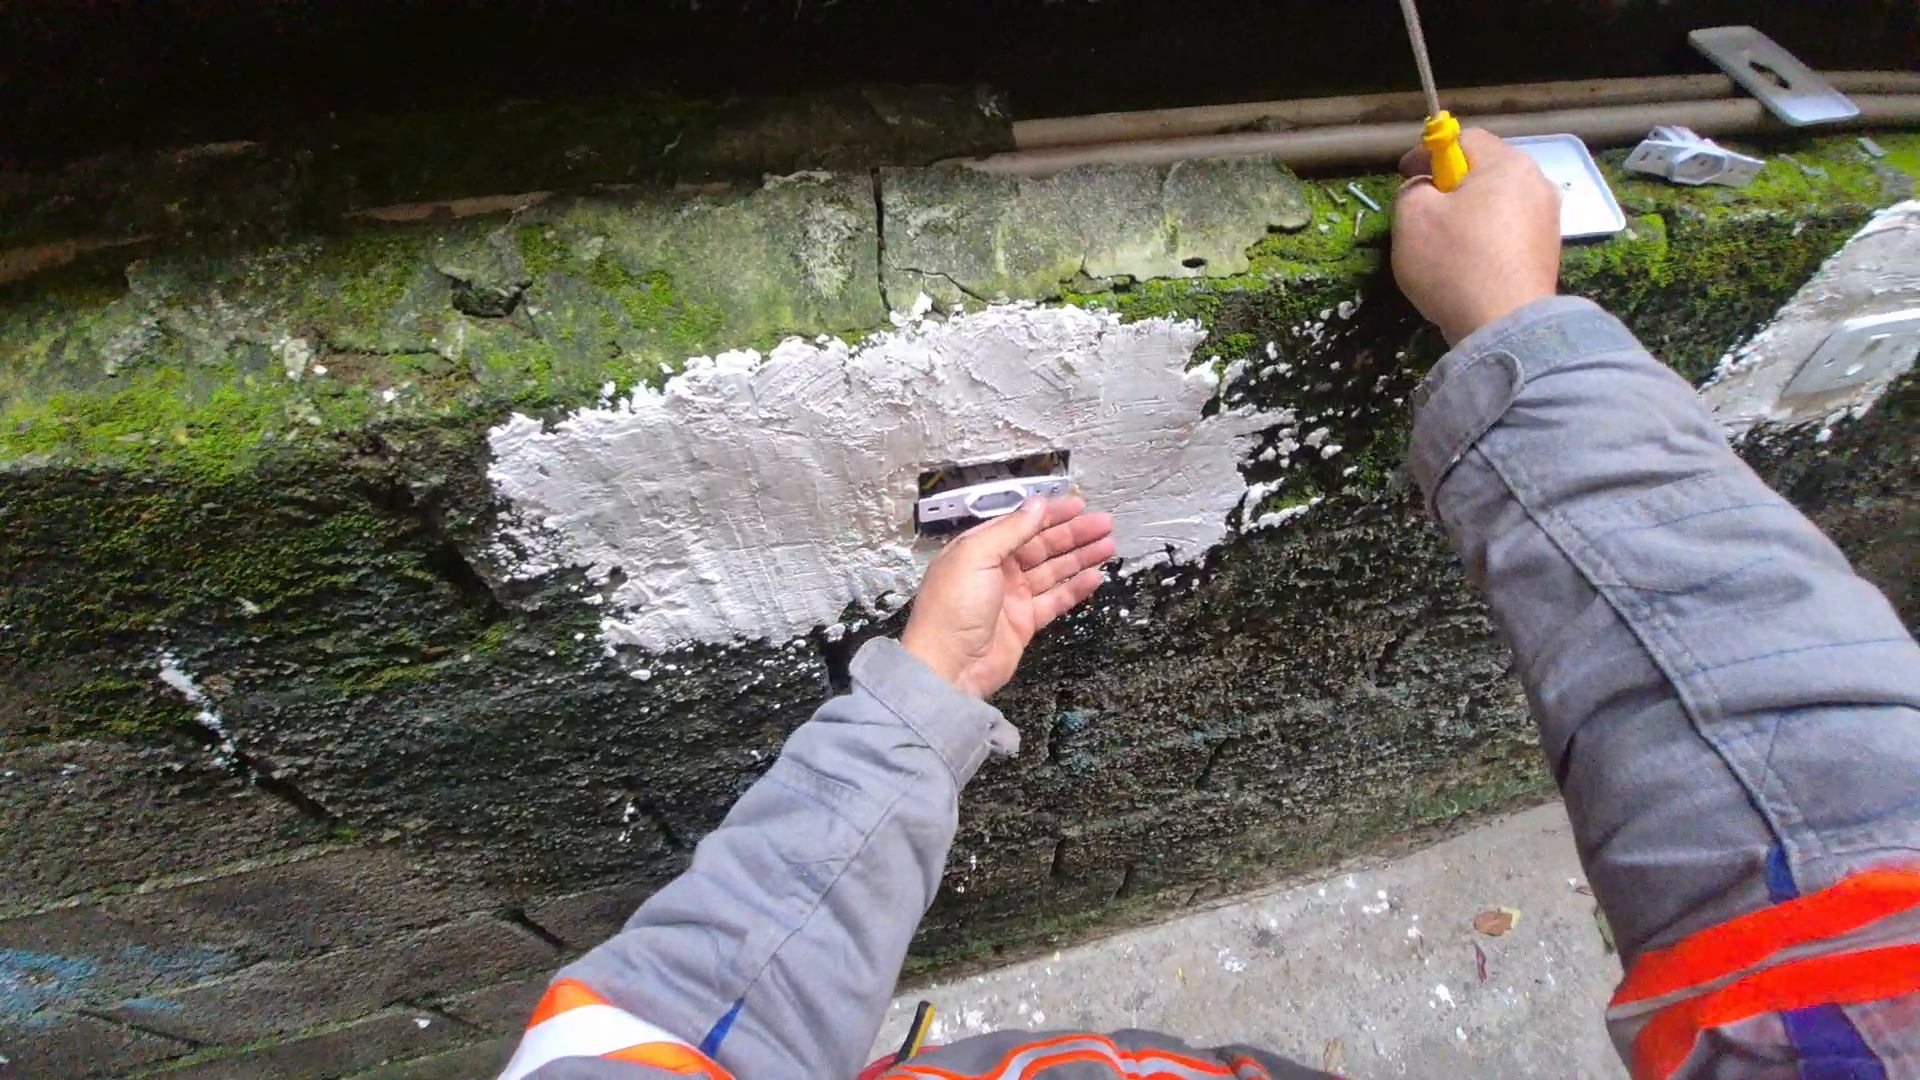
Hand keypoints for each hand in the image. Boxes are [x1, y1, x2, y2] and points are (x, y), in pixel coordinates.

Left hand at [900, 496, 1115, 698]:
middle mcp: (996, 570)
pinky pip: (1055, 600)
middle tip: (1103, 523)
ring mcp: (1011, 597)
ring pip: (1053, 570)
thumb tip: (1036, 505)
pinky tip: (1095, 576)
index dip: (1050, 513)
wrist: (949, 665)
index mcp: (979, 548)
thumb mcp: (976, 555)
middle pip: (1041, 545)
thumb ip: (1010, 529)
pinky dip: (1076, 588)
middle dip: (1073, 533)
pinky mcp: (1024, 623)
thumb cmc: (952, 608)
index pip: (1021, 524)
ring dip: (1080, 557)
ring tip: (1108, 545)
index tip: (1077, 505)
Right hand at [1393, 128, 1563, 344]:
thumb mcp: (1412, 220)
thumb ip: (1412, 191)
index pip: (1464, 138)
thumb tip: (1423, 188)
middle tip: (1422, 210)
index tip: (1404, 172)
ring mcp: (1547, 215)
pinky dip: (1485, 236)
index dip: (1428, 151)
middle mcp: (1536, 180)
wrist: (1502, 320)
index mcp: (1504, 164)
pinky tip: (1468, 261)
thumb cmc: (1453, 262)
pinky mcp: (1546, 247)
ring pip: (1497, 201)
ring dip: (1469, 211)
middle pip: (1485, 170)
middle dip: (1451, 184)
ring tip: (1444, 240)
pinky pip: (1508, 230)